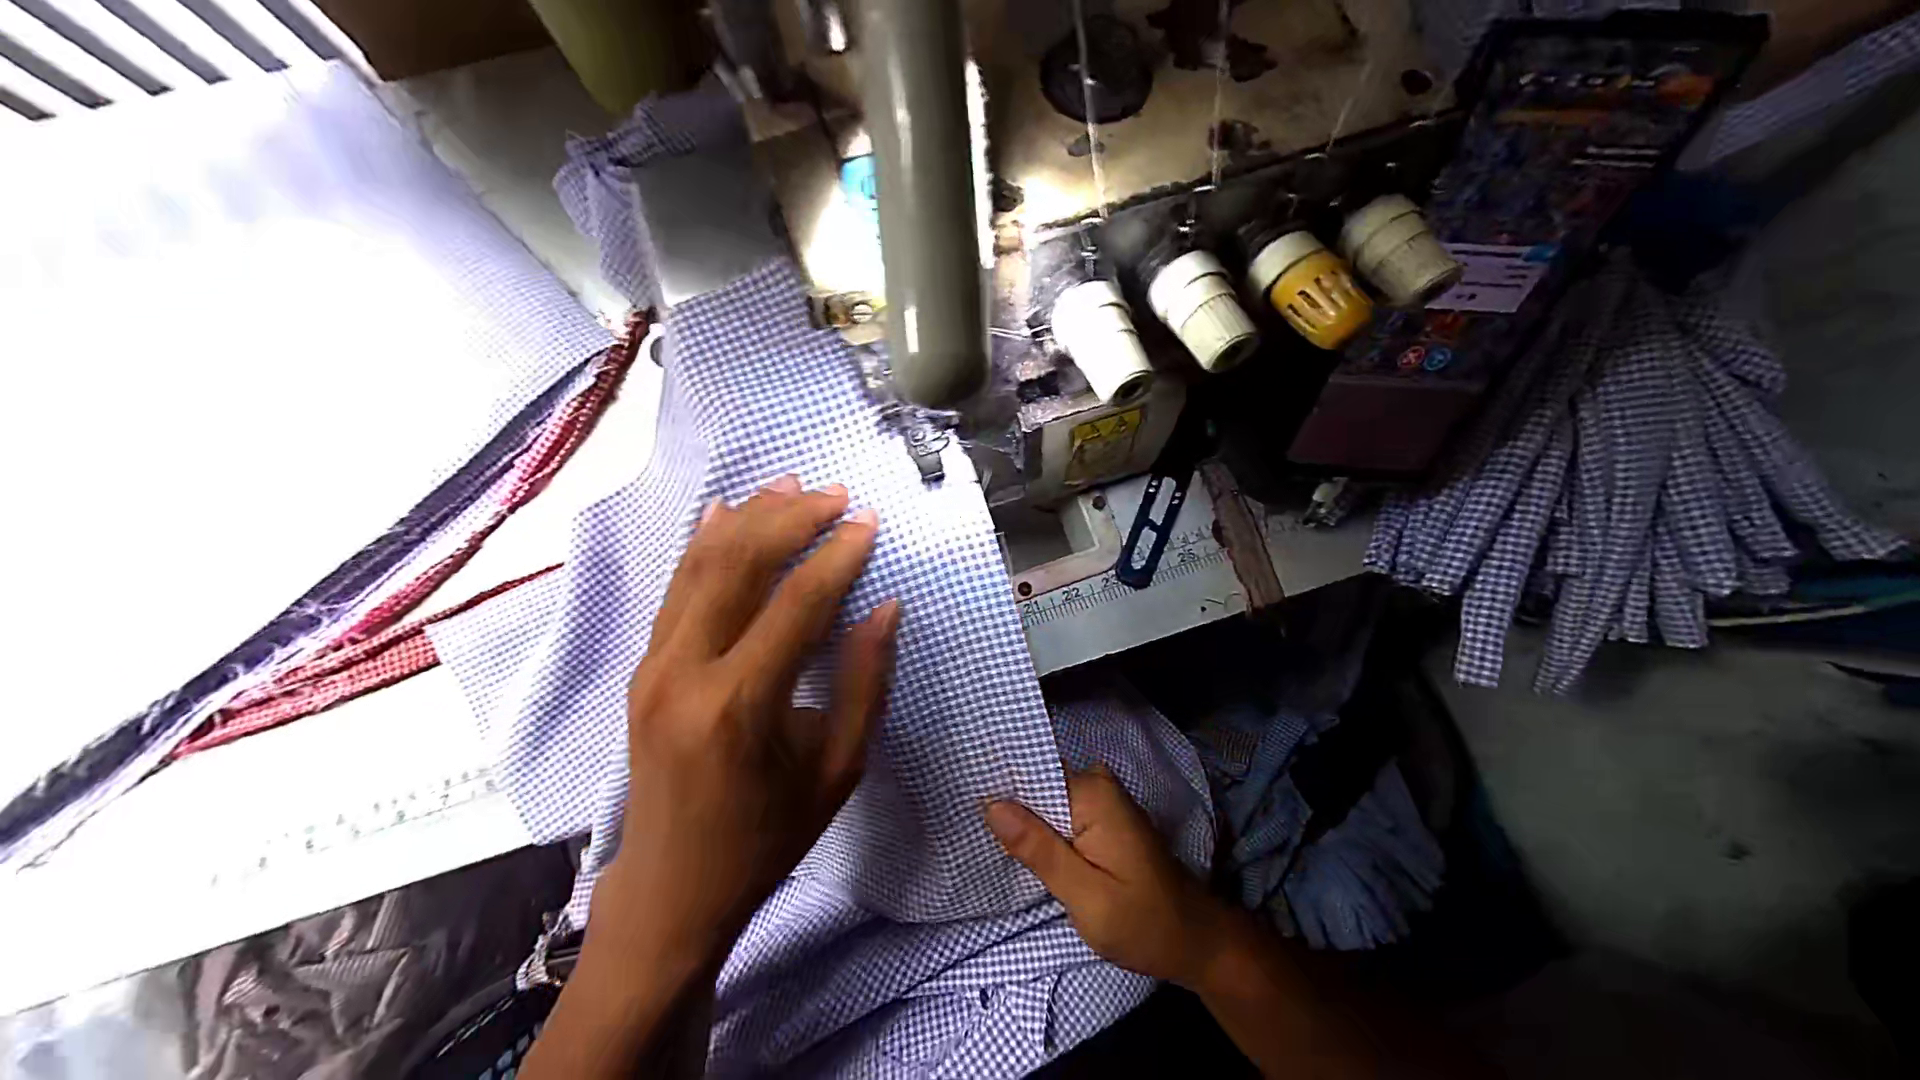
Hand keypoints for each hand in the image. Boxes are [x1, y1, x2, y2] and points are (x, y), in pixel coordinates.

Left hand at [594, 475, 899, 974]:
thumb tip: (885, 606)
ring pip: (701, 566)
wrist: (671, 887)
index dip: (838, 556)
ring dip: (749, 518)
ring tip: (790, 486)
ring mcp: (655, 666)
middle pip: (739, 565)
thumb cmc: (766, 837)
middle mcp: (686, 672)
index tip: (867, 523)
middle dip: (791, 520)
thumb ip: (865, 683)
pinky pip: (677, 588)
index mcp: (740, 705)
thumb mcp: (838, 770)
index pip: (797, 603)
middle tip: (834, 495)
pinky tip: (727, 512)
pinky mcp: (644, 667)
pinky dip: (704, 544)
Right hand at [985, 764, 1232, 988]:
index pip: (1030, 774)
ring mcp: (1102, 798)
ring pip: (1045, 800)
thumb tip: (992, 806)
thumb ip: (1039, 849)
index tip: (965, 806)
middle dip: (1009, 808)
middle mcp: (1098, 782)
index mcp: (1092, 793)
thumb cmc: (1143, 922)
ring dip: (1024, 822)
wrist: (1195, 941)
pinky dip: (1043, 830)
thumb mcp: (1086, 896)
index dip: (998, 788)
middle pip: (1036, 785)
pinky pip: (1060, 812)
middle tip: (977, 834)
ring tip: (993, 842)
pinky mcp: (1103, 816)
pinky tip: (1024, 848)